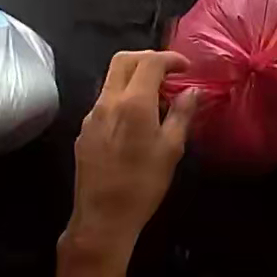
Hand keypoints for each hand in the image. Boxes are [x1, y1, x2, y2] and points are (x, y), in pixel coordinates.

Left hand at [66, 51, 201, 250]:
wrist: (103, 217)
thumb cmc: (144, 184)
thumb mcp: (171, 149)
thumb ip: (182, 114)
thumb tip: (192, 91)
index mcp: (133, 103)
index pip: (150, 63)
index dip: (170, 59)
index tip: (186, 68)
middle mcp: (107, 102)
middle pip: (123, 60)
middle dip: (147, 59)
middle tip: (168, 74)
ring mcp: (91, 116)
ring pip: (111, 81)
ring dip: (134, 79)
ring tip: (157, 100)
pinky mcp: (84, 131)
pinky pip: (105, 103)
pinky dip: (123, 99)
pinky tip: (136, 122)